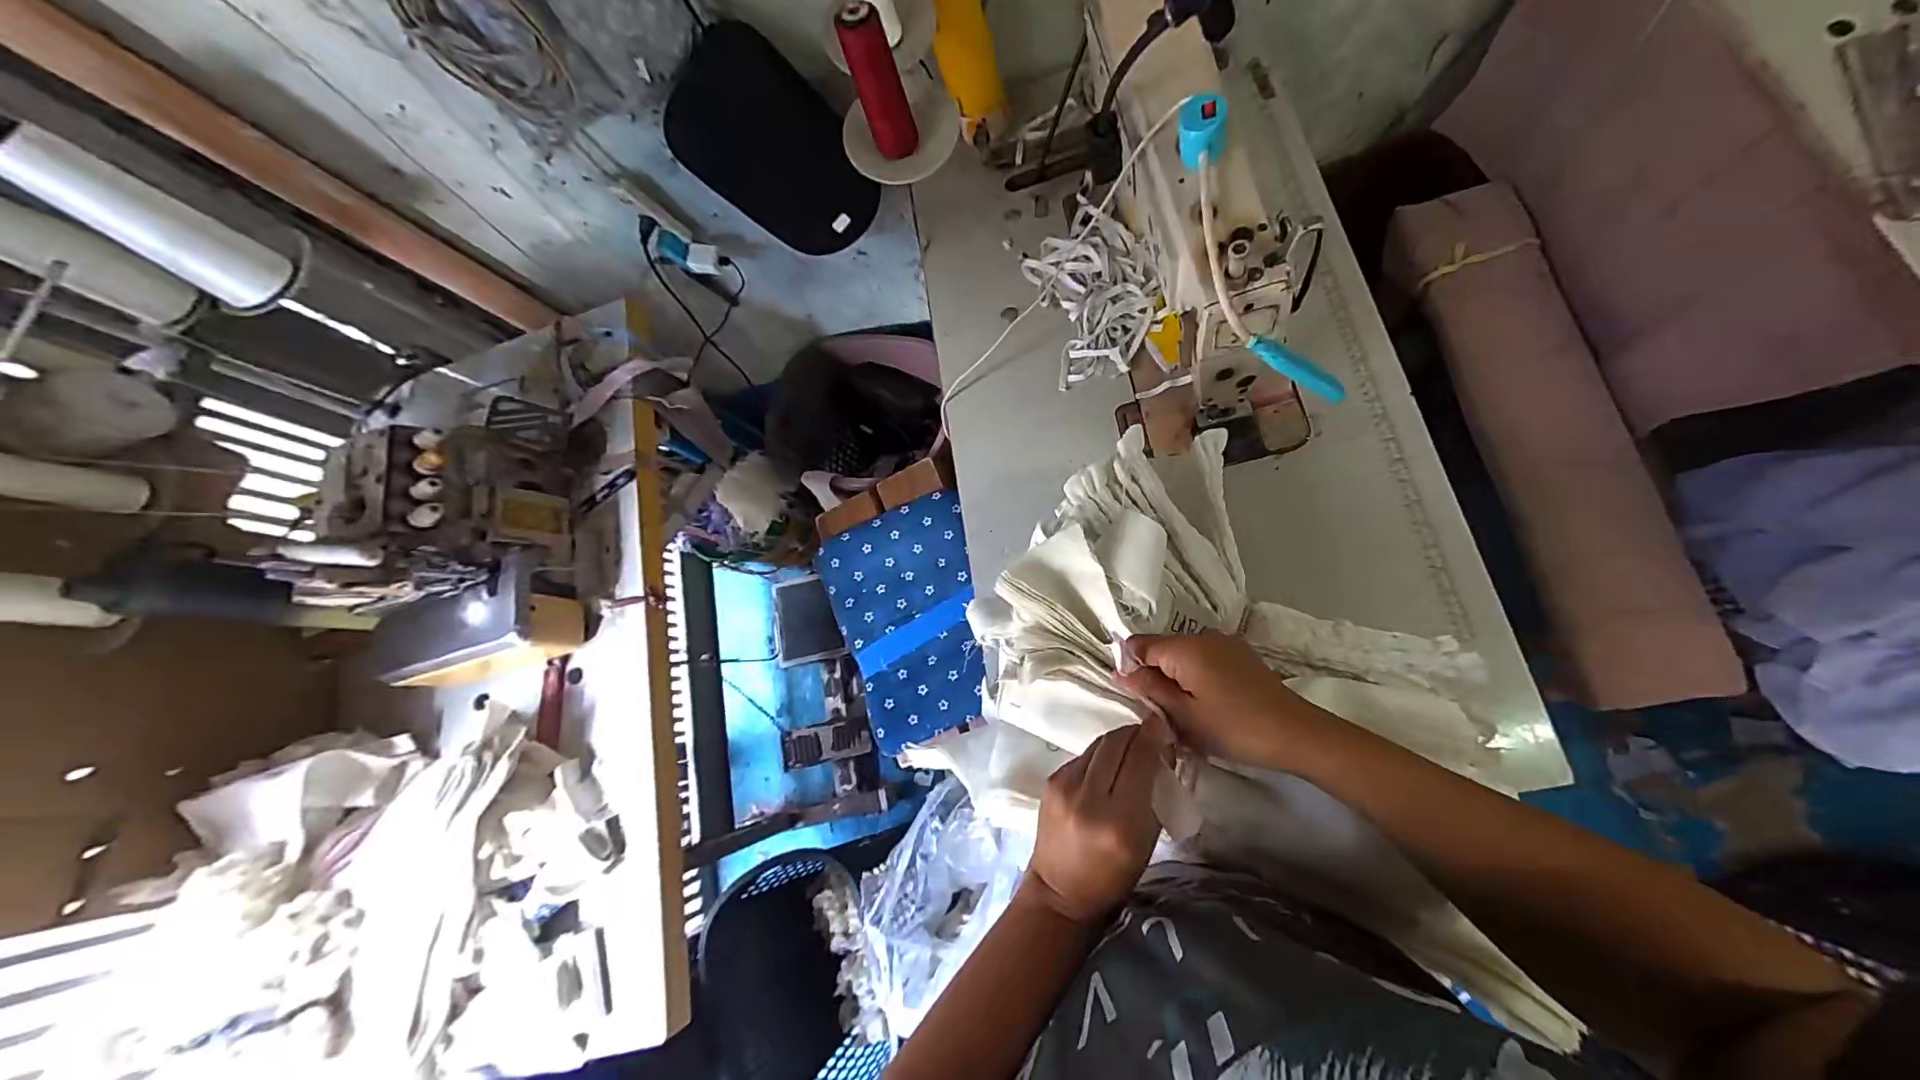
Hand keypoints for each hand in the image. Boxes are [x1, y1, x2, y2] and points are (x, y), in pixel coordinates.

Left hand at [1023, 719, 1168, 924]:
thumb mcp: (1146, 841)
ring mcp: (1064, 787)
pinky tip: (1108, 765)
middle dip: (1135, 732)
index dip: (1152, 735)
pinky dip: (1100, 755)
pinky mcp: (1051, 782)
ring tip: (1131, 745)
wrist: (1060, 889)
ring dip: (1117, 740)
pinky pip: (1082, 757)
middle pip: (1115, 743)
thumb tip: (1160, 751)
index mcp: (1119, 820)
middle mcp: (1088, 799)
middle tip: (1149, 731)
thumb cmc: (1113, 873)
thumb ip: (1154, 794)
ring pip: (1097, 745)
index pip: (1138, 759)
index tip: (1162, 724)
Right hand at [1116, 631, 1332, 767]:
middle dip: (1153, 676)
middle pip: (1162, 649)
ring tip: (1184, 714)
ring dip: (1175, 679)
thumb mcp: (1186, 716)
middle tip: (1159, 712)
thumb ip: (1151, 690)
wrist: (1298, 735)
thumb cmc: (1236, 728)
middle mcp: (1203, 637)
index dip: (1129, 667)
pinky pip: (1204, 660)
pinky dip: (1196, 678)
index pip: (1139, 645)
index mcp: (1185, 648)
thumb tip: (1122, 672)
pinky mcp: (1240, 657)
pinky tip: (1206, 705)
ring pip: (1183, 656)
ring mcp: (1225, 645)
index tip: (1134, 697)